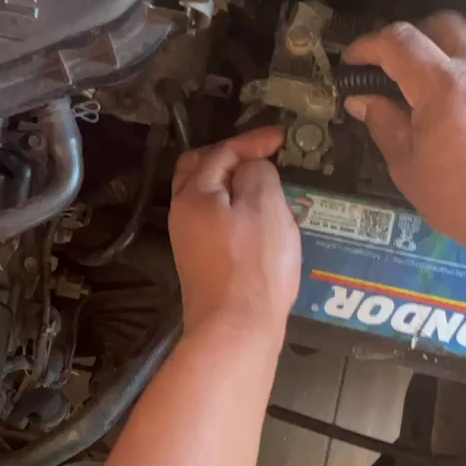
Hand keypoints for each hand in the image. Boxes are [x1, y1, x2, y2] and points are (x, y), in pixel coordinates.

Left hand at [168, 127, 301, 337]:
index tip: (283, 137)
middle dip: (232, 156)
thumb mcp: (265, 205)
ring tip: (265, 184)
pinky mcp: (199, 260)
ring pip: (206, 195)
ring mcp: (187, 238)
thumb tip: (251, 168)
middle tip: (264, 156)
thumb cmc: (254, 264)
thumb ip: (257, 173)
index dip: (254, 140)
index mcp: (194, 193)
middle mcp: (182, 212)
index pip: (222, 151)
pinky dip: (233, 207)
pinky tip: (256, 218)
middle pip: (201, 169)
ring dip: (232, 182)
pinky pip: (213, 218)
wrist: (235, 329)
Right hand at [343, 12, 465, 268]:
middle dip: (408, 37)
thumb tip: (362, 99)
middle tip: (392, 66)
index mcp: (443, 86)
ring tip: (434, 66)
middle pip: (439, 23)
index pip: (398, 41)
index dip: (367, 44)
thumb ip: (385, 124)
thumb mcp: (409, 168)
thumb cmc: (465, 202)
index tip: (353, 60)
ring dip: (447, 38)